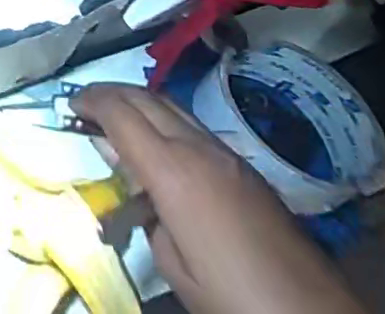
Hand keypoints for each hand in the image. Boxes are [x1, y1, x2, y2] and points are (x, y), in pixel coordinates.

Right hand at [72, 84, 365, 313]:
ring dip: (138, 101)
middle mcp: (197, 147)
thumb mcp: (176, 269)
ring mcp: (223, 152)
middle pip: (145, 97)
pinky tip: (158, 141)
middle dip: (111, 92)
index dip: (92, 102)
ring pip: (171, 104)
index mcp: (173, 171)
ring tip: (116, 115)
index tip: (70, 104)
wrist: (313, 312)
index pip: (122, 115)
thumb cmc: (235, 299)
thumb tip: (143, 194)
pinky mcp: (242, 164)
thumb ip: (150, 218)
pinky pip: (192, 124)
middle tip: (86, 102)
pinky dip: (163, 118)